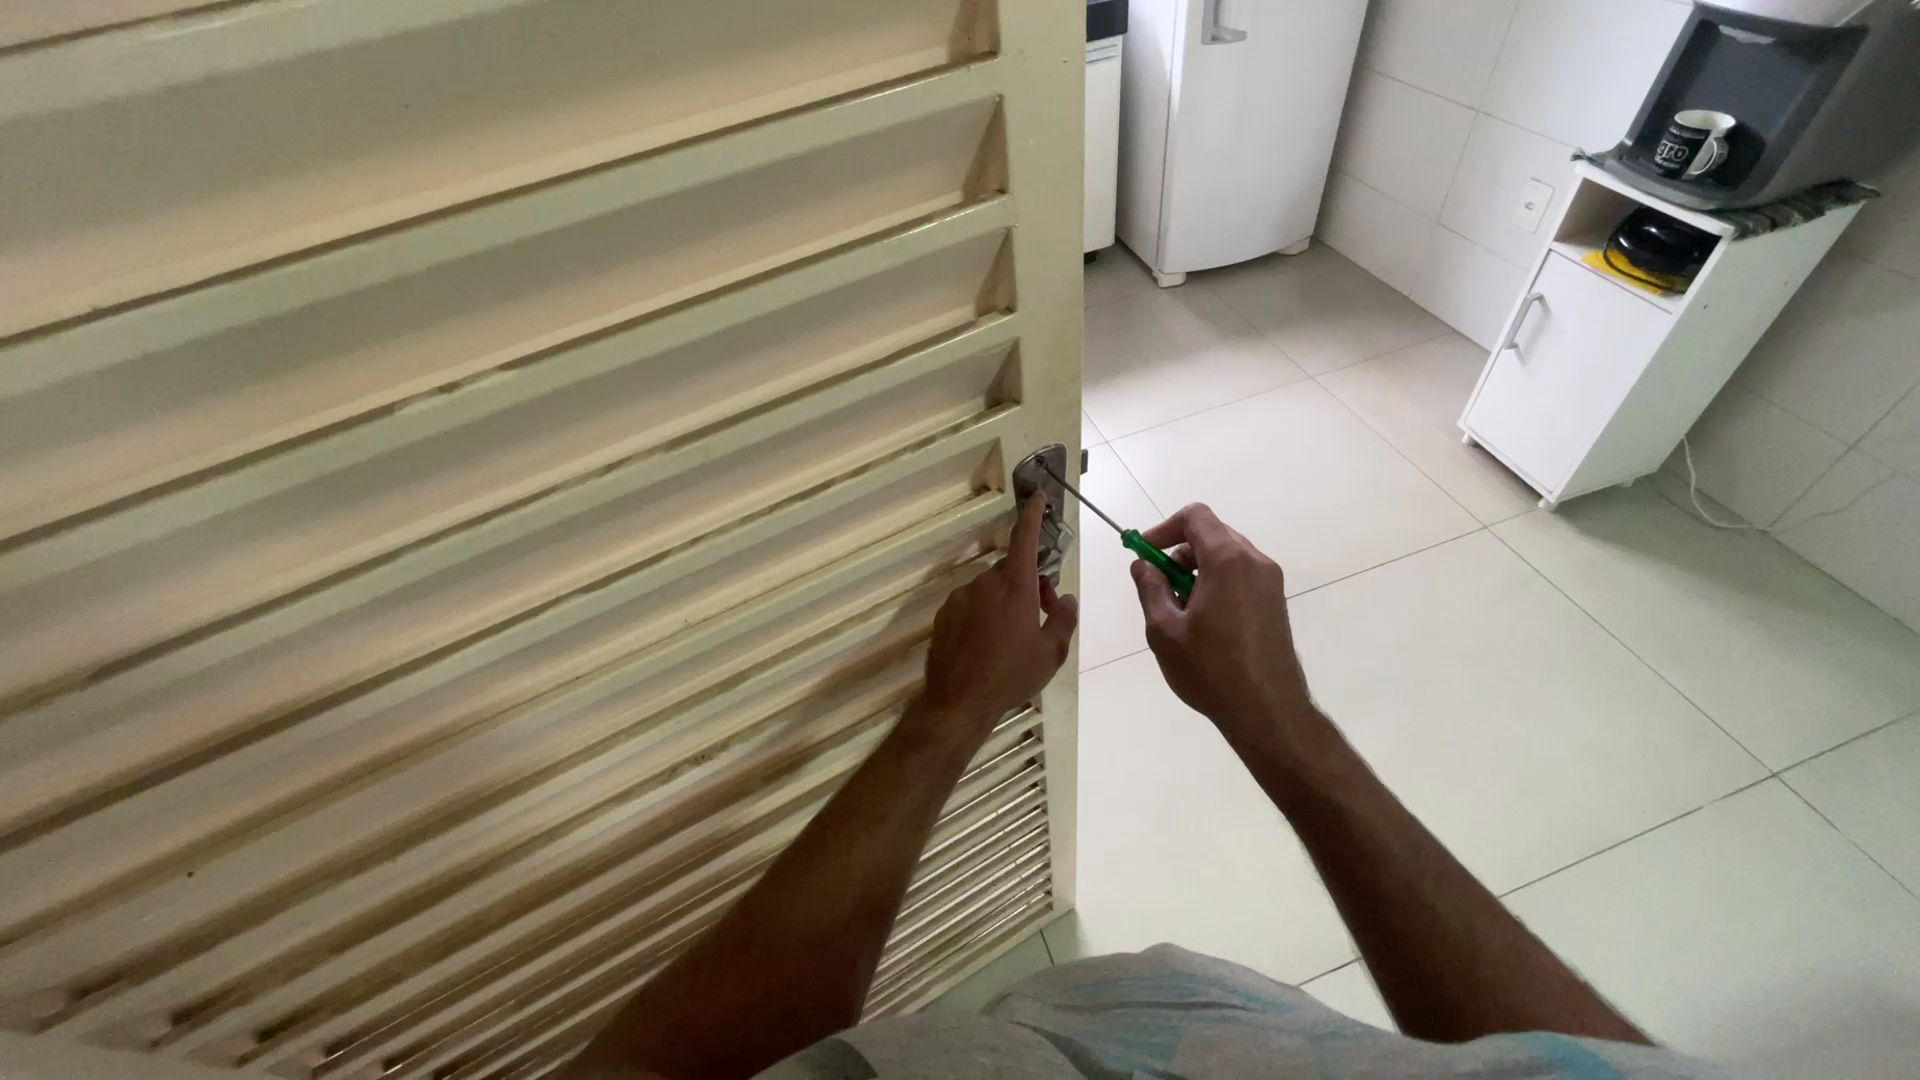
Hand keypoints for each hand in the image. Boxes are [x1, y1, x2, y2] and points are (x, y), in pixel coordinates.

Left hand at [916, 494, 1078, 742]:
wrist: (958, 701)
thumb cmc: (1011, 676)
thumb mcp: (1050, 653)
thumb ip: (1063, 620)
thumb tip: (1067, 600)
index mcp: (1014, 587)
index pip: (1024, 539)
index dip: (1032, 515)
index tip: (1037, 497)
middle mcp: (985, 584)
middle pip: (1010, 570)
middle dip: (1027, 583)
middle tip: (1041, 611)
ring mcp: (961, 598)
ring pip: (990, 589)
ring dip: (1004, 601)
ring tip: (1012, 637)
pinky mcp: (944, 614)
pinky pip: (971, 605)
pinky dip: (983, 614)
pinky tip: (986, 645)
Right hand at [1130, 504, 1316, 748]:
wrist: (1267, 711)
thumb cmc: (1210, 669)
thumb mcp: (1164, 629)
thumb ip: (1150, 588)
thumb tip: (1143, 565)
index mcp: (1227, 561)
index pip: (1195, 517)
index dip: (1164, 528)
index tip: (1144, 554)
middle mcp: (1255, 562)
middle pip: (1212, 534)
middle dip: (1178, 551)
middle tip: (1157, 583)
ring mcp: (1270, 583)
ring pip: (1227, 556)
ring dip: (1197, 568)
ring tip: (1178, 608)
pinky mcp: (1276, 603)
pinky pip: (1241, 576)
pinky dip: (1217, 582)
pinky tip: (1203, 621)